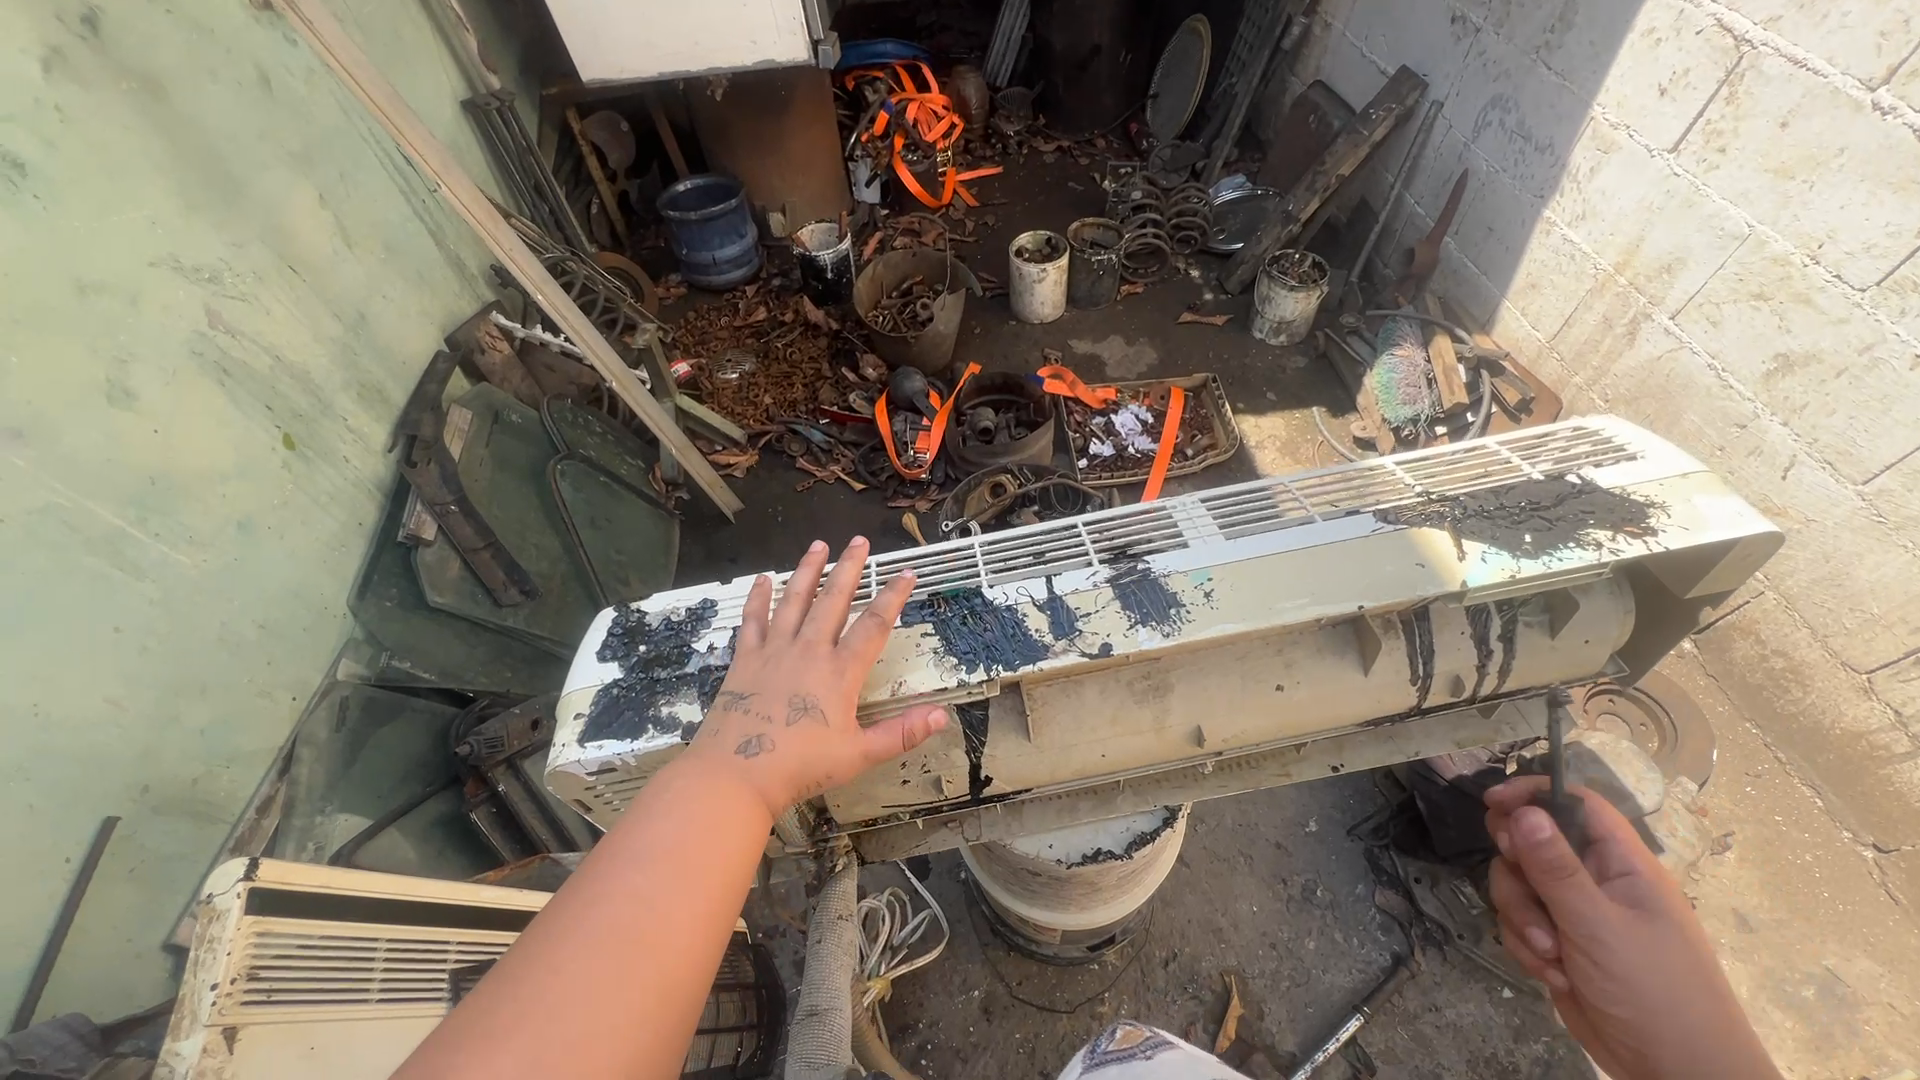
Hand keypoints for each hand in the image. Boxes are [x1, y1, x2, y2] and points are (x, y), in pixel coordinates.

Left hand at [678, 537, 948, 817]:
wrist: (736, 775)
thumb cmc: (801, 767)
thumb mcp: (859, 755)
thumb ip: (901, 734)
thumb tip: (941, 717)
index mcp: (840, 672)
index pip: (874, 625)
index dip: (893, 597)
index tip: (906, 573)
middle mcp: (809, 651)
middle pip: (833, 600)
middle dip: (849, 568)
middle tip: (859, 541)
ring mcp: (774, 651)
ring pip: (794, 600)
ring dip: (808, 570)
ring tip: (818, 545)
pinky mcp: (745, 659)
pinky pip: (753, 620)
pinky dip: (758, 598)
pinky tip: (763, 579)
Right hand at [1483, 777, 1778, 1079]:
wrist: (1675, 1076)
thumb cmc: (1655, 993)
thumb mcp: (1598, 927)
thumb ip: (1556, 868)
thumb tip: (1522, 809)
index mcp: (1623, 865)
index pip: (1575, 803)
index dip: (1533, 793)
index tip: (1492, 804)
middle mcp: (1597, 881)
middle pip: (1532, 842)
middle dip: (1518, 869)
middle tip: (1523, 887)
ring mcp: (1577, 913)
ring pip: (1518, 884)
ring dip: (1522, 917)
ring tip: (1548, 954)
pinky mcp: (1560, 943)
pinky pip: (1519, 922)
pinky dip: (1524, 945)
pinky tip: (1550, 974)